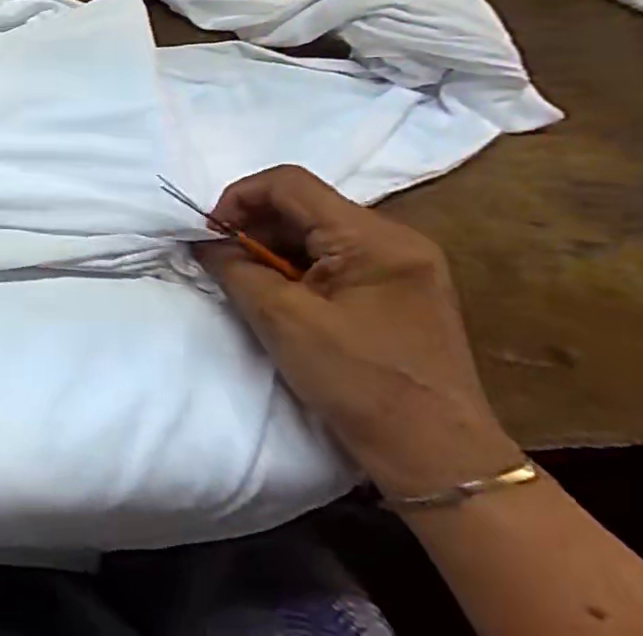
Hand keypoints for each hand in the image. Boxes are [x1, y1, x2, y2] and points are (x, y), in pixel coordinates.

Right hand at [194, 166, 523, 499]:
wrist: (438, 459)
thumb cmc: (359, 384)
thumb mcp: (283, 321)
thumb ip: (236, 269)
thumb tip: (204, 241)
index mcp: (373, 237)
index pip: (290, 184)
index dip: (239, 198)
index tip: (210, 233)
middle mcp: (393, 237)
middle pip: (304, 205)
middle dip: (254, 226)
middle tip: (223, 262)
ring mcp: (402, 263)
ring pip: (317, 232)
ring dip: (274, 249)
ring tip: (250, 284)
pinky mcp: (399, 288)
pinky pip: (335, 257)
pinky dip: (298, 268)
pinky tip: (282, 297)